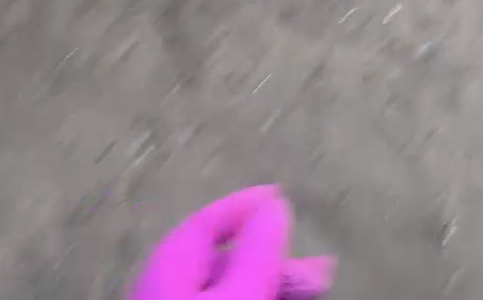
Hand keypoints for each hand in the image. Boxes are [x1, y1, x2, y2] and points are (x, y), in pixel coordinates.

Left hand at [131, 186, 333, 299]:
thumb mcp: (242, 293)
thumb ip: (257, 249)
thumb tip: (273, 205)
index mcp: (165, 277)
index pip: (198, 227)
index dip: (240, 205)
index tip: (283, 192)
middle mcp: (165, 294)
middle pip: (218, 263)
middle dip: (271, 255)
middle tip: (317, 264)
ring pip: (227, 288)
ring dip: (273, 277)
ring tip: (317, 286)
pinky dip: (261, 296)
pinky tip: (291, 298)